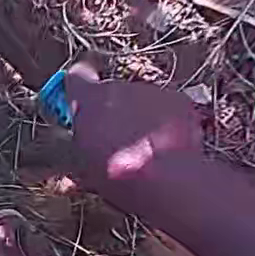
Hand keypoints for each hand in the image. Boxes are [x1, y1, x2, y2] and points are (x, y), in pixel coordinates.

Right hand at [63, 64, 202, 206]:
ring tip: (137, 145)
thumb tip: (74, 143)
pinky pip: (163, 106)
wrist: (167, 179)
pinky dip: (160, 119)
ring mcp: (153, 91)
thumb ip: (74, 144)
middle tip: (106, 136)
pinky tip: (160, 144)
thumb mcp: (80, 162)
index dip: (74, 89)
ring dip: (134, 115)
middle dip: (107, 108)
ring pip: (137, 98)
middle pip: (109, 90)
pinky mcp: (180, 100)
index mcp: (89, 98)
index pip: (75, 75)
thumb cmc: (114, 172)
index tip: (74, 107)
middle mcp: (120, 86)